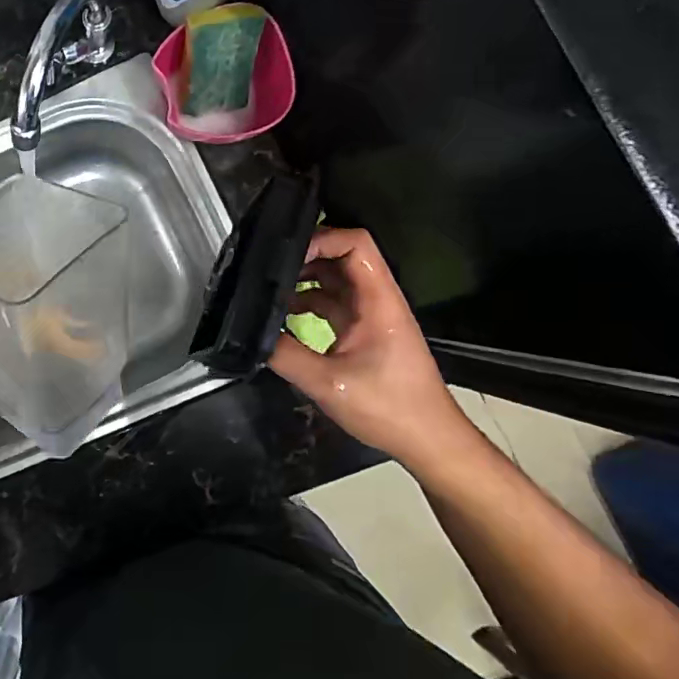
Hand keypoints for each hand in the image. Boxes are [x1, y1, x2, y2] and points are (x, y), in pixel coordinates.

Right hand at [269, 228, 479, 463]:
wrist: (428, 440)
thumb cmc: (389, 408)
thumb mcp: (327, 383)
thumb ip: (285, 355)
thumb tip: (250, 336)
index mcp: (378, 300)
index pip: (355, 243)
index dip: (321, 238)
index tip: (286, 253)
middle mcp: (376, 300)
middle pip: (341, 258)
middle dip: (304, 257)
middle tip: (267, 270)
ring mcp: (370, 317)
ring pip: (335, 282)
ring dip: (303, 280)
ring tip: (268, 290)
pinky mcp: (363, 334)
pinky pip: (331, 306)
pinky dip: (306, 304)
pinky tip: (282, 317)